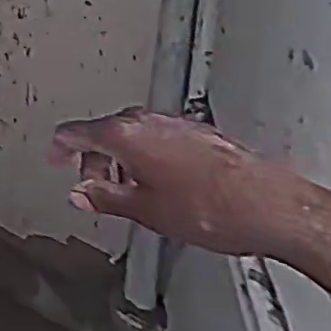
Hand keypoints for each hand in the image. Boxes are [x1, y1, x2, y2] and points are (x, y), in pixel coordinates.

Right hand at [49, 108, 330, 285]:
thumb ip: (105, 198)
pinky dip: (149, 154)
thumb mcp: (147, 211)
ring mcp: (171, 121)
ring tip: (132, 189)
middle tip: (94, 184)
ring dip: (122, 157)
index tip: (55, 156)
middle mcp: (143, 119)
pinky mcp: (195, 130)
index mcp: (122, 132)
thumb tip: (83, 194)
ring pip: (130, 133)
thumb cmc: (216, 208)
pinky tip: (164, 181)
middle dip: (94, 158)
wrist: (275, 207)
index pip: (73, 131)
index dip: (59, 146)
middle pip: (101, 131)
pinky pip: (157, 136)